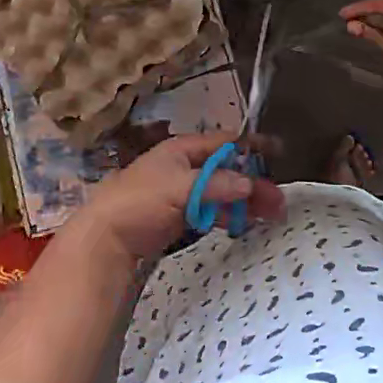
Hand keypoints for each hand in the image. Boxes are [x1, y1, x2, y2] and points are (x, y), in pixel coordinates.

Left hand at [76, 133, 284, 259]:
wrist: (103, 240)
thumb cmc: (139, 202)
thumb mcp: (179, 187)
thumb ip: (216, 184)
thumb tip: (249, 183)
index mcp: (182, 150)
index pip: (224, 142)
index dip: (250, 146)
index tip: (277, 151)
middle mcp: (184, 167)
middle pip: (227, 170)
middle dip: (254, 182)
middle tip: (278, 200)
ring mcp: (182, 192)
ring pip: (222, 193)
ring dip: (246, 202)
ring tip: (271, 215)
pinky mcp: (179, 216)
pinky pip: (211, 212)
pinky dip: (229, 216)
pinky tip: (246, 225)